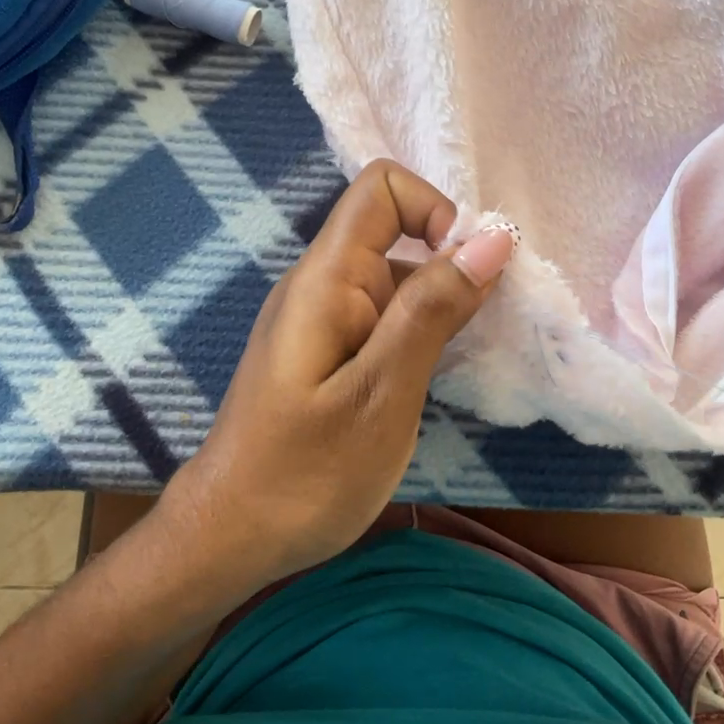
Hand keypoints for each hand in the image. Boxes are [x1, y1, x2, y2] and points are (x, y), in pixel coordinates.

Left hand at [155, 160, 517, 582]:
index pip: (381, 189)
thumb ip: (433, 310)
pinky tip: (435, 378)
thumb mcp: (382, 393)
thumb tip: (492, 237)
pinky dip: (419, 333)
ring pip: (395, 278)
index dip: (435, 210)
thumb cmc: (305, 473)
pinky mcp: (327, 351)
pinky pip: (382, 317)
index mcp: (326, 279)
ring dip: (440, 304)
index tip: (469, 272)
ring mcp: (323, 319)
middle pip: (395, 232)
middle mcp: (321, 284)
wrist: (231, 535)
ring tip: (466, 362)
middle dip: (450, 264)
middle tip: (484, 330)